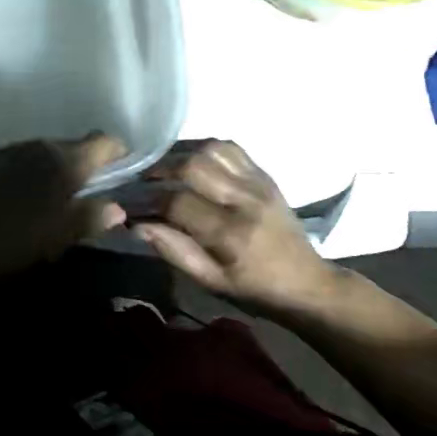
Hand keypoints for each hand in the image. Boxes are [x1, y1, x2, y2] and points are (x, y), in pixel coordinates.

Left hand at [0, 134, 128, 294]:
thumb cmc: (8, 245)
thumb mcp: (56, 239)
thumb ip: (88, 218)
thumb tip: (116, 207)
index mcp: (61, 161)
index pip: (102, 142)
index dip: (117, 155)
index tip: (124, 174)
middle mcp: (35, 145)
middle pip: (71, 145)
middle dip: (85, 164)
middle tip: (91, 194)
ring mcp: (6, 149)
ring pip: (43, 152)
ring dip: (54, 169)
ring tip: (56, 199)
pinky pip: (19, 160)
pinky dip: (29, 173)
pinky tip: (22, 199)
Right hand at [128, 140, 340, 314]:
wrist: (307, 282)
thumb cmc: (253, 287)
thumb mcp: (210, 280)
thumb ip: (173, 250)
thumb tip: (136, 224)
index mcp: (231, 234)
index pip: (178, 203)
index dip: (148, 200)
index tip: (129, 203)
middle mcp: (246, 202)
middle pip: (194, 166)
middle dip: (160, 169)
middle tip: (143, 178)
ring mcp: (258, 184)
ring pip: (211, 149)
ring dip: (181, 153)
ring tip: (165, 166)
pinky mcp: (265, 175)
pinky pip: (230, 148)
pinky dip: (204, 148)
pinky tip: (192, 160)